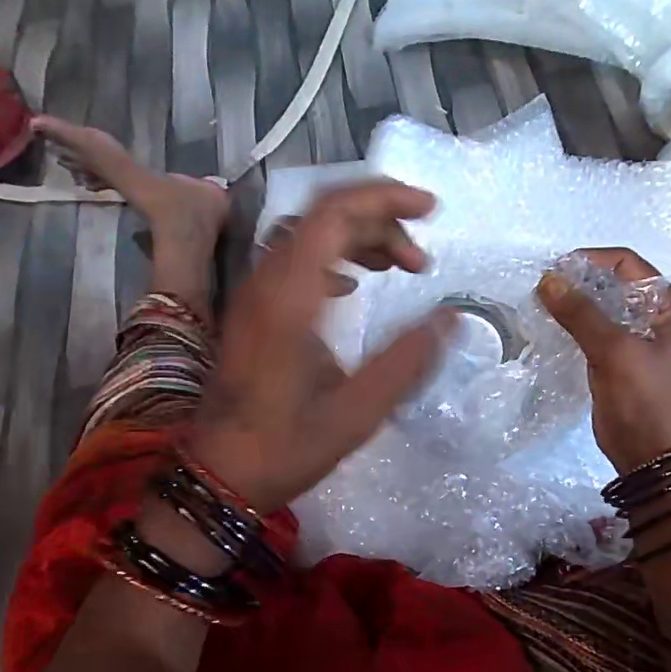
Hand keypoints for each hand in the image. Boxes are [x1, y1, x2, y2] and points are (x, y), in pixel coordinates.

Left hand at [188, 180, 454, 510]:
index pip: (335, 212)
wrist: (219, 472)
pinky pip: (295, 261)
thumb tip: (451, 318)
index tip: (431, 210)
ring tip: (400, 268)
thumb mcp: (356, 413)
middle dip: (380, 222)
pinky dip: (333, 259)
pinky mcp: (253, 312)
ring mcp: (254, 295)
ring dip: (357, 239)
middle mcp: (266, 282)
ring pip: (309, 236)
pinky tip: (355, 287)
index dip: (386, 199)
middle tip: (421, 261)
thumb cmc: (285, 447)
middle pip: (324, 216)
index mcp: (289, 297)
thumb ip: (406, 362)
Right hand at [537, 248, 670, 471]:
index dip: (591, 261)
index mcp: (669, 304)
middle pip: (612, 283)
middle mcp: (655, 314)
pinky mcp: (616, 357)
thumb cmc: (641, 398)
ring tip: (542, 306)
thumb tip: (547, 281)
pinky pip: (592, 330)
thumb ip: (581, 313)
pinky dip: (572, 324)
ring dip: (573, 303)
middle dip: (578, 282)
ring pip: (599, 306)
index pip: (627, 264)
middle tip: (543, 289)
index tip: (554, 271)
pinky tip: (551, 326)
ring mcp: (635, 337)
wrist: (647, 451)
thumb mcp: (613, 350)